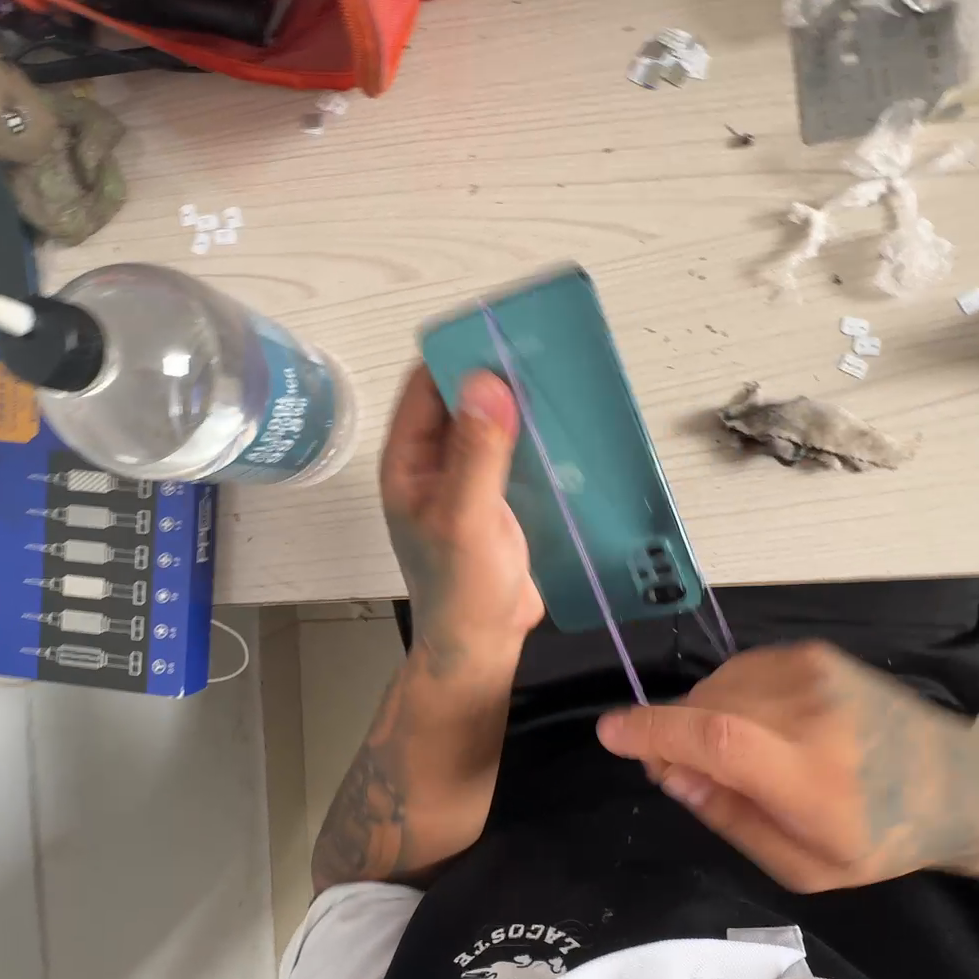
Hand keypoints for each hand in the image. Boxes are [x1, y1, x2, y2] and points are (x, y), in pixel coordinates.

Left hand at [381, 366, 543, 666]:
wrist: (483, 643)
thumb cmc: (462, 588)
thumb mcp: (465, 518)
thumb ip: (476, 454)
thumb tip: (487, 382)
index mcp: (410, 461)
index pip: (426, 387)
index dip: (458, 356)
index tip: (503, 334)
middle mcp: (435, 463)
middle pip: (463, 400)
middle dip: (497, 376)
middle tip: (546, 352)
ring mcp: (468, 479)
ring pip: (493, 424)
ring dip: (521, 406)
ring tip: (563, 379)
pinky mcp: (499, 497)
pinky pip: (516, 453)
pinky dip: (537, 438)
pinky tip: (568, 426)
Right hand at [595, 641, 978, 892]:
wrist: (958, 782)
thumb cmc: (879, 838)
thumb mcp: (801, 865)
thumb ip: (728, 818)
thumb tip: (669, 771)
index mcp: (810, 777)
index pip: (716, 739)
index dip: (654, 730)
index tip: (610, 732)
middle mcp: (809, 712)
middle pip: (702, 708)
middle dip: (675, 736)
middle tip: (686, 771)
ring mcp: (811, 672)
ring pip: (714, 685)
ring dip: (703, 716)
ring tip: (741, 751)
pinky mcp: (812, 652)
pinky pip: (736, 669)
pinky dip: (728, 696)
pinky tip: (760, 722)